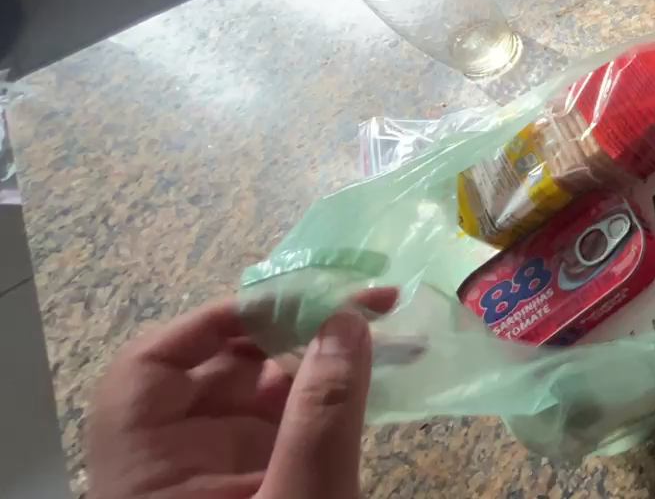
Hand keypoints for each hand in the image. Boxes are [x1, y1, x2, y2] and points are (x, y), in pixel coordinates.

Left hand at [87, 289, 396, 498]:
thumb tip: (347, 318)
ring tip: (388, 317)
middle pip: (215, 362)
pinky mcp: (266, 467)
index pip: (149, 370)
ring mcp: (222, 462)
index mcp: (146, 476)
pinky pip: (295, 402)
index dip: (214, 320)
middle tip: (367, 299)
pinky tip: (387, 358)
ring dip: (324, 340)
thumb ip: (324, 411)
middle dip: (292, 319)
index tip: (298, 297)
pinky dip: (339, 372)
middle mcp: (174, 459)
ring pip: (261, 376)